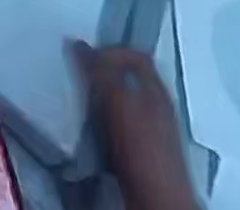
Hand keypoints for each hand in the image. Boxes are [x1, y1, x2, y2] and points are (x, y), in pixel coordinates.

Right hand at [72, 41, 199, 209]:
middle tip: (82, 75)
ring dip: (105, 98)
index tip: (85, 54)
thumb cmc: (141, 148)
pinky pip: (124, 126)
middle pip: (131, 77)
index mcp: (155, 88)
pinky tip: (96, 132)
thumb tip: (81, 46)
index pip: (135, 55)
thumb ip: (100, 70)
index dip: (110, 50)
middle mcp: (159, 106)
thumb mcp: (117, 100)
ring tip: (85, 103)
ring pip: (126, 101)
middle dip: (105, 73)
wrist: (159, 203)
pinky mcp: (147, 154)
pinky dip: (108, 123)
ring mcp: (155, 132)